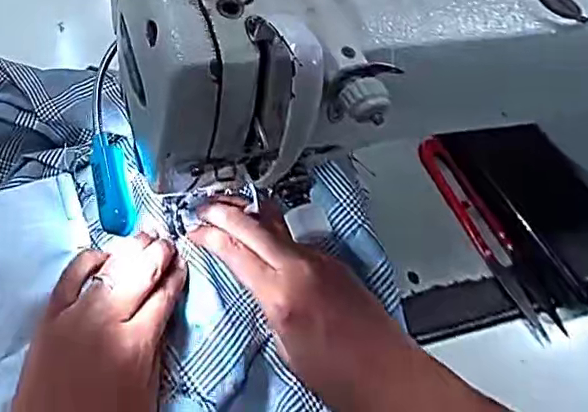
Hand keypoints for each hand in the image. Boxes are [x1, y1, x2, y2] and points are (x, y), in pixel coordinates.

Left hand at [12, 234, 186, 411]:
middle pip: (137, 277)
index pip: (161, 302)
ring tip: (143, 237)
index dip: (174, 281)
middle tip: (167, 241)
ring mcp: (74, 313)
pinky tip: (101, 252)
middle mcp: (105, 322)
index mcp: (134, 347)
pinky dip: (87, 259)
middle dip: (156, 256)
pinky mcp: (49, 312)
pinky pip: (70, 274)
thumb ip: (153, 355)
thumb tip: (160, 320)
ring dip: (128, 250)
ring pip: (107, 269)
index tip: (182, 264)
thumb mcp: (144, 397)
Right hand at [190, 202, 502, 411]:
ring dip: (246, 214)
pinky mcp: (331, 261)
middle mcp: (298, 267)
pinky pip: (292, 238)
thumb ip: (263, 304)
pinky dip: (271, 233)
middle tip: (201, 208)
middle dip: (220, 211)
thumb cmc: (341, 378)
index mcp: (280, 294)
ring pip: (272, 222)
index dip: (207, 234)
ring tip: (227, 210)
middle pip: (248, 223)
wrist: (393, 378)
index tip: (194, 231)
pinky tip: (265, 242)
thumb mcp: (284, 346)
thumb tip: (248, 282)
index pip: (232, 247)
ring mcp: (317, 259)